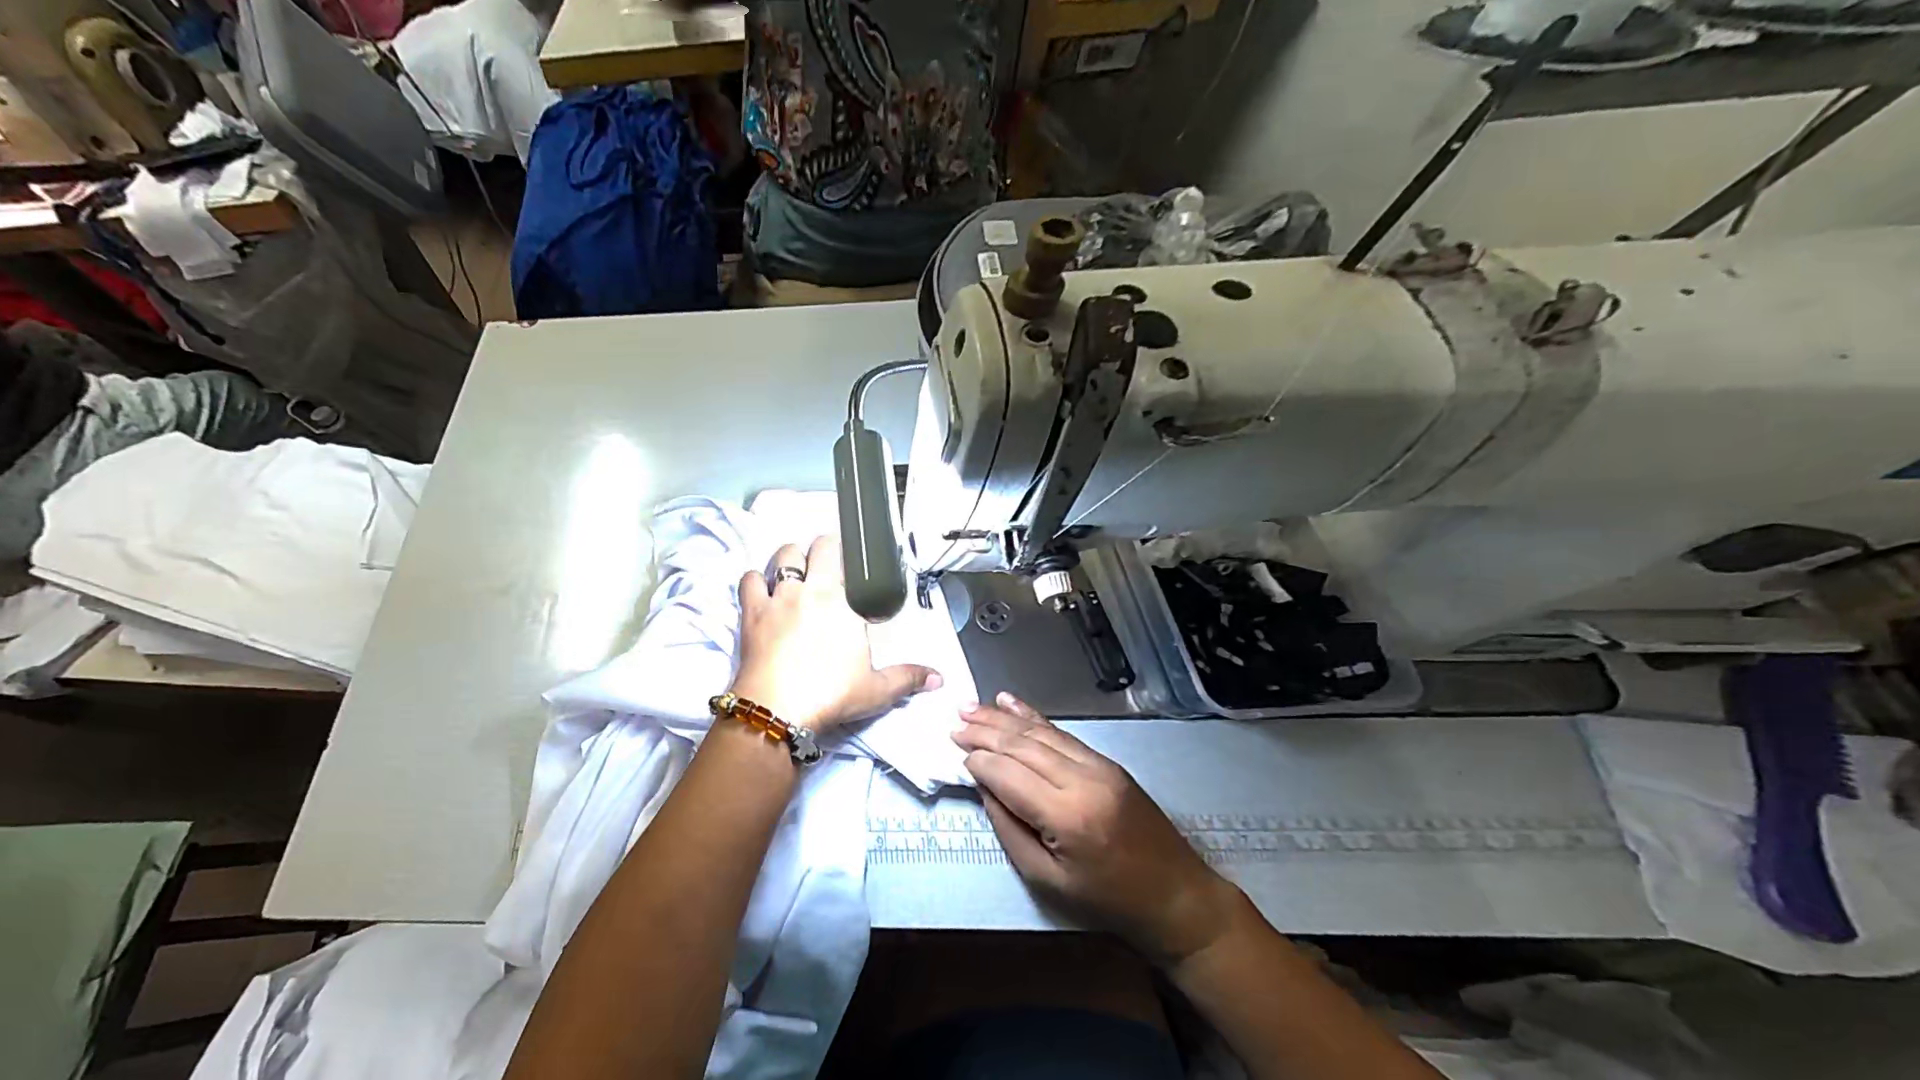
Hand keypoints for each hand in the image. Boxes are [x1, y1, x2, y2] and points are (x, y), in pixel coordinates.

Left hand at [731, 536, 940, 733]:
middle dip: (822, 548)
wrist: (777, 709)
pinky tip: (762, 588)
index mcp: (842, 602)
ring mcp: (778, 598)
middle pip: (815, 547)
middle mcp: (810, 590)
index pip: (845, 560)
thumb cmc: (830, 694)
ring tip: (795, 570)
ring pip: (782, 556)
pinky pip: (749, 579)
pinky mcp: (752, 612)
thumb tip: (939, 678)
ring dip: (790, 557)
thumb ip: (908, 678)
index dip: (848, 558)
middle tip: (826, 561)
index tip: (851, 565)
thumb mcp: (876, 690)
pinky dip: (756, 579)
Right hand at [954, 695, 1244, 963]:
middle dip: (986, 731)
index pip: (1009, 775)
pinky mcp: (1107, 762)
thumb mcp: (1047, 879)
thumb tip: (985, 786)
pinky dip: (1034, 718)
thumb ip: (1010, 829)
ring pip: (1042, 733)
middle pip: (1023, 746)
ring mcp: (1099, 765)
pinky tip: (1011, 704)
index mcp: (1067, 816)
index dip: (979, 762)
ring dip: (1004, 719)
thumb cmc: (1107, 899)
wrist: (1173, 893)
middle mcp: (1083, 780)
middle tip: (954, 721)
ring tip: (973, 708)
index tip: (954, 752)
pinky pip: (1063, 734)